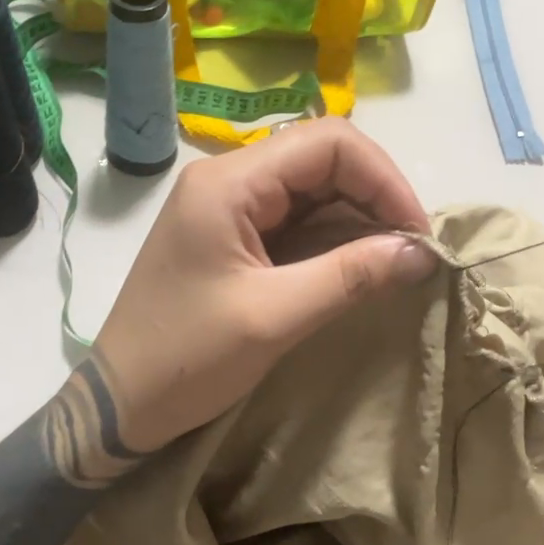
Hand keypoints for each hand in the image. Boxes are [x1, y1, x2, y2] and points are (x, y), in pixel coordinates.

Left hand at [42, 118, 438, 486]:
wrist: (121, 401)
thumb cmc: (187, 358)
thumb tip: (423, 251)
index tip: (416, 234)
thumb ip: (350, 276)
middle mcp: (226, 180)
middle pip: (320, 159)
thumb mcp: (274, 318)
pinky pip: (292, 221)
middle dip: (374, 198)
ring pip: (310, 190)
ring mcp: (225, 208)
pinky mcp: (228, 238)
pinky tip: (356, 267)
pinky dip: (330, 239)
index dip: (383, 179)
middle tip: (411, 251)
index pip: (327, 143)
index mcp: (228, 183)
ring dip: (356, 220)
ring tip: (393, 262)